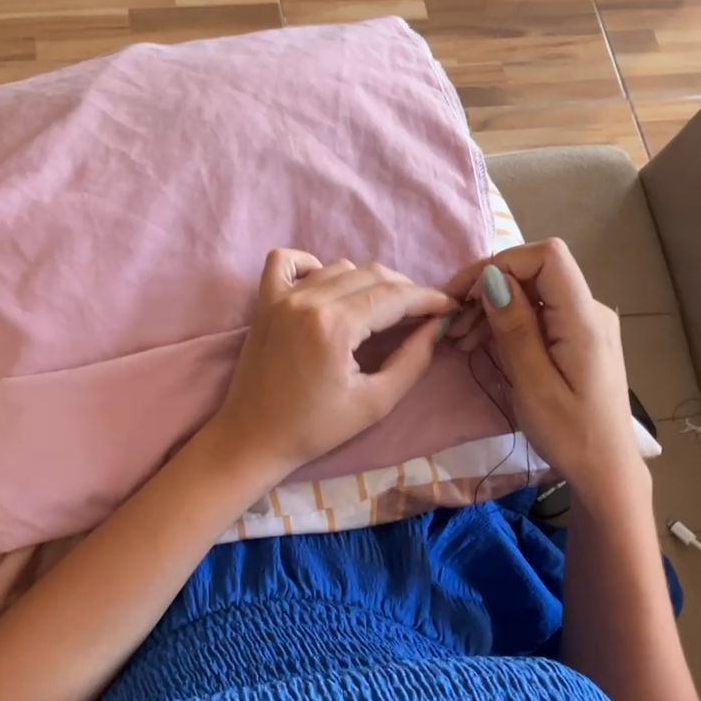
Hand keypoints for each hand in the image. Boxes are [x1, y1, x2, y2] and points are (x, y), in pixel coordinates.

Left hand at [206, 250, 454, 479]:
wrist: (252, 438)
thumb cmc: (315, 428)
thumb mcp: (375, 402)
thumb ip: (413, 361)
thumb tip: (437, 326)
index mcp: (336, 326)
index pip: (395, 296)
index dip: (428, 299)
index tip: (448, 307)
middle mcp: (307, 300)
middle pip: (372, 274)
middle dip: (404, 290)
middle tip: (420, 313)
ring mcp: (281, 297)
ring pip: (338, 267)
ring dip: (366, 281)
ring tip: (379, 309)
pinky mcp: (263, 302)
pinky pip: (285, 261)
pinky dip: (310, 264)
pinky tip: (325, 286)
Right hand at [443, 239, 642, 496]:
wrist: (606, 472)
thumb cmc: (570, 435)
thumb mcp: (534, 385)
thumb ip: (515, 328)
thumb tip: (493, 279)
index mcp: (584, 319)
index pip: (546, 257)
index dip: (502, 264)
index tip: (466, 296)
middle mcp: (590, 311)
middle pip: (536, 271)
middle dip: (489, 287)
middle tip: (454, 325)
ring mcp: (585, 324)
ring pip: (533, 292)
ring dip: (494, 307)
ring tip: (462, 340)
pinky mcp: (577, 339)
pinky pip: (539, 314)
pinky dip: (508, 323)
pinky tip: (483, 344)